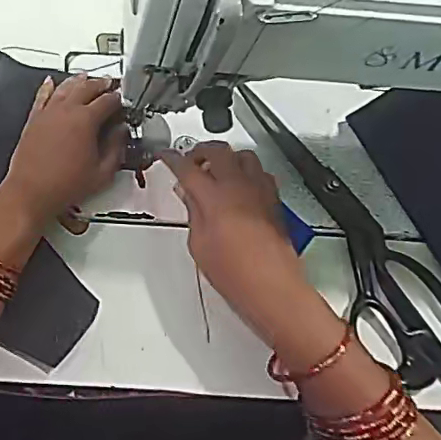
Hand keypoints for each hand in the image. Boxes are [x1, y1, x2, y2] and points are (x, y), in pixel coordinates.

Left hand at [0, 75, 125, 221]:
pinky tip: (50, 82)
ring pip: (65, 87)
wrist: (31, 192)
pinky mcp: (33, 119)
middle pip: (87, 87)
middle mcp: (65, 111)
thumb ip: (116, 149)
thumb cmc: (62, 185)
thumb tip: (120, 134)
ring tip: (87, 78)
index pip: (108, 101)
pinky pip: (42, 96)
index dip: (118, 99)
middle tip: (109, 84)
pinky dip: (48, 86)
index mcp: (85, 120)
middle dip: (101, 84)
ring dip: (78, 81)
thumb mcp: (102, 172)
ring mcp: (47, 113)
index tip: (122, 101)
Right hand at [161, 143, 321, 344]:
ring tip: (215, 168)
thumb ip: (193, 212)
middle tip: (190, 160)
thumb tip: (190, 196)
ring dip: (226, 157)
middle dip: (200, 151)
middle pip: (217, 150)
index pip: (186, 166)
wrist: (272, 288)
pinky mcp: (274, 201)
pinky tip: (240, 183)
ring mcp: (259, 192)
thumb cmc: (238, 273)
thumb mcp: (198, 244)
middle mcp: (238, 187)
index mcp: (213, 196)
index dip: (172, 158)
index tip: (166, 156)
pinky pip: (260, 173)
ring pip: (243, 156)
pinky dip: (246, 171)